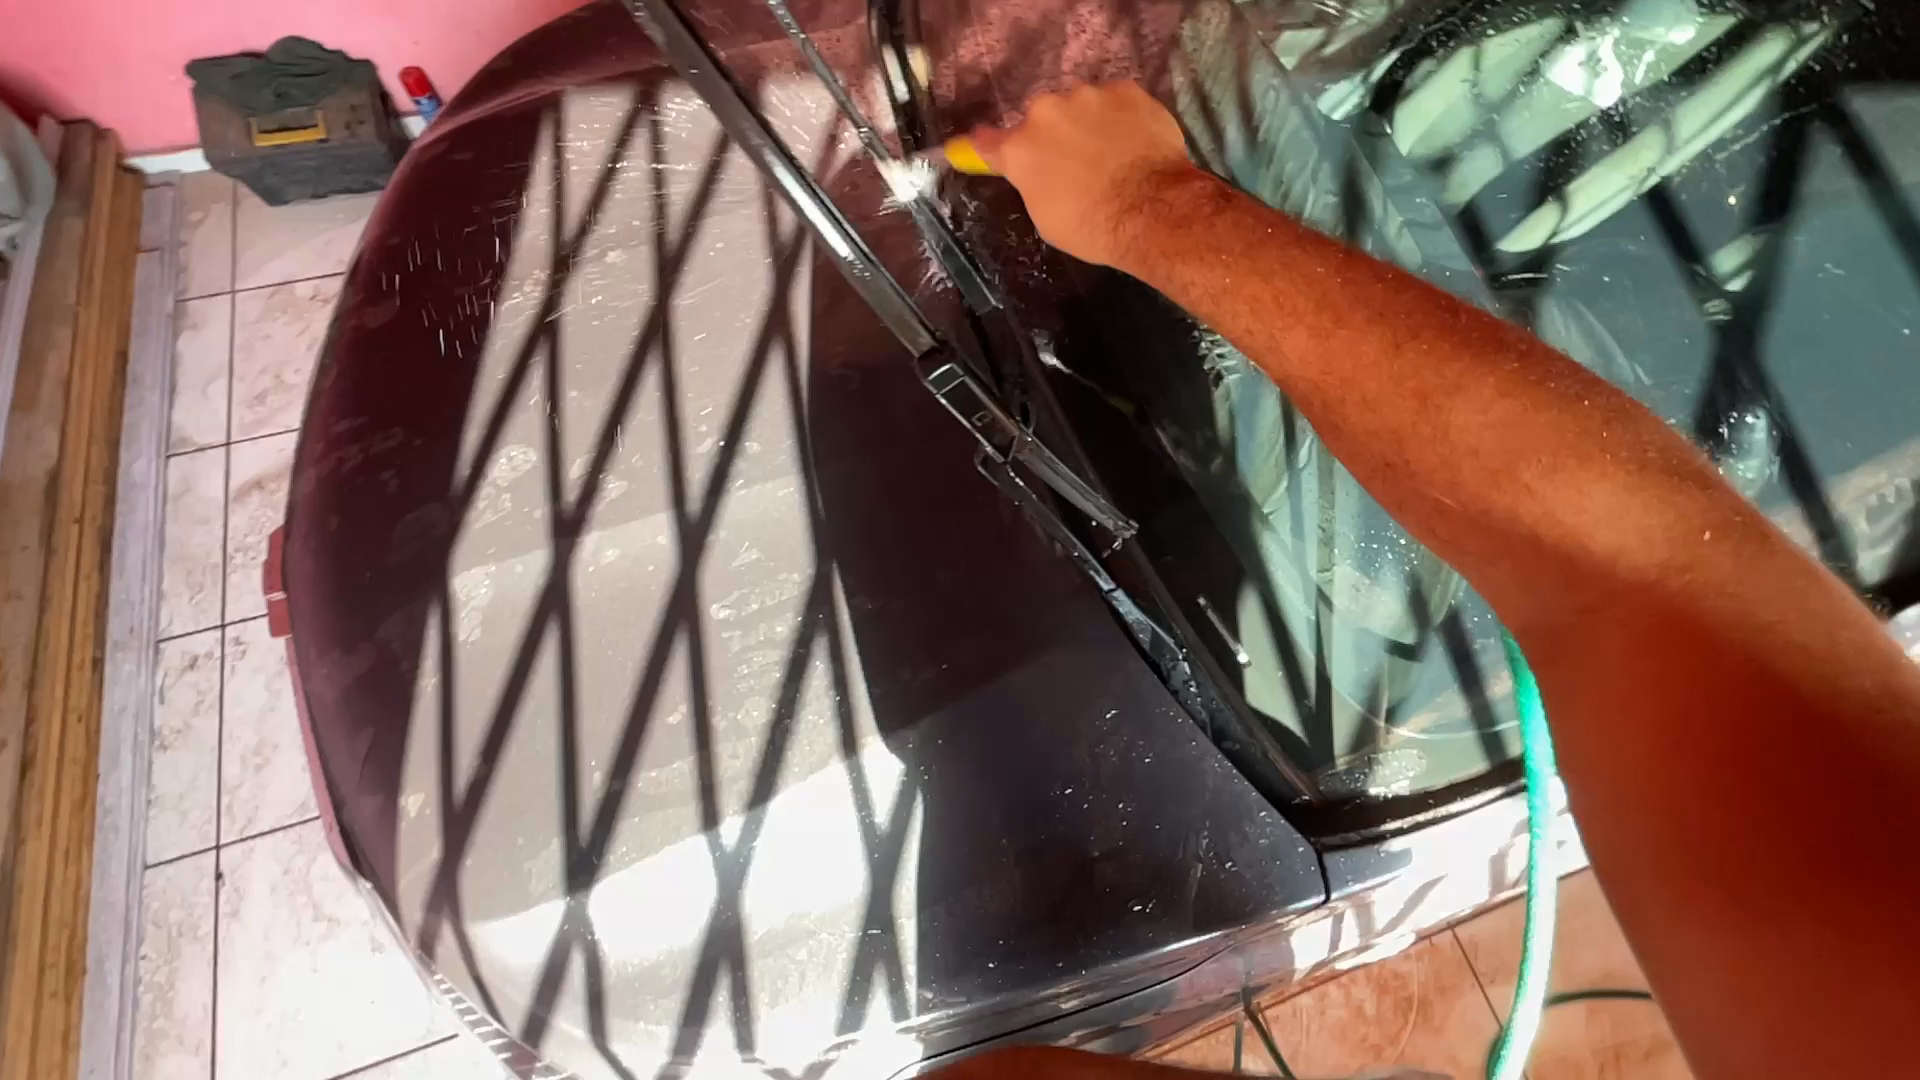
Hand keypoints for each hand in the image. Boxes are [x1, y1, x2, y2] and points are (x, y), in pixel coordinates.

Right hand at [969, 82, 1206, 268]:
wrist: (1149, 210)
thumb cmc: (1090, 227)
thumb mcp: (1045, 217)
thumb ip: (1032, 185)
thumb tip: (1036, 173)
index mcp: (1021, 149)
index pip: (988, 143)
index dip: (983, 147)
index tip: (971, 145)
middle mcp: (1047, 112)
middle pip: (1042, 121)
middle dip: (1053, 139)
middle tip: (1073, 167)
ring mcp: (1089, 96)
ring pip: (1080, 108)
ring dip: (1087, 126)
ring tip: (1110, 159)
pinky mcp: (1126, 90)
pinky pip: (1115, 103)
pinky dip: (1120, 120)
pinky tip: (1133, 147)